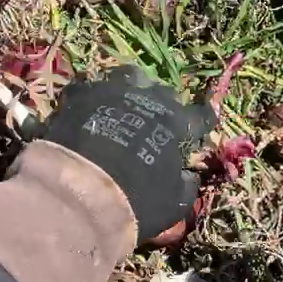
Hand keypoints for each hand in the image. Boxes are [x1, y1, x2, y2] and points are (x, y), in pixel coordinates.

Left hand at [41, 67, 206, 242]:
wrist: (79, 193)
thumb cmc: (134, 201)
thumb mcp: (172, 204)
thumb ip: (186, 186)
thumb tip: (189, 177)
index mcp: (177, 123)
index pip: (201, 115)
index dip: (203, 121)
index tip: (201, 126)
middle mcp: (150, 99)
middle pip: (164, 92)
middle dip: (163, 104)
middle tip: (155, 121)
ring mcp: (114, 91)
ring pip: (129, 76)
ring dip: (130, 87)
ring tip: (122, 100)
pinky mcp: (81, 94)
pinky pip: (90, 85)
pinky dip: (92, 94)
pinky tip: (88, 105)